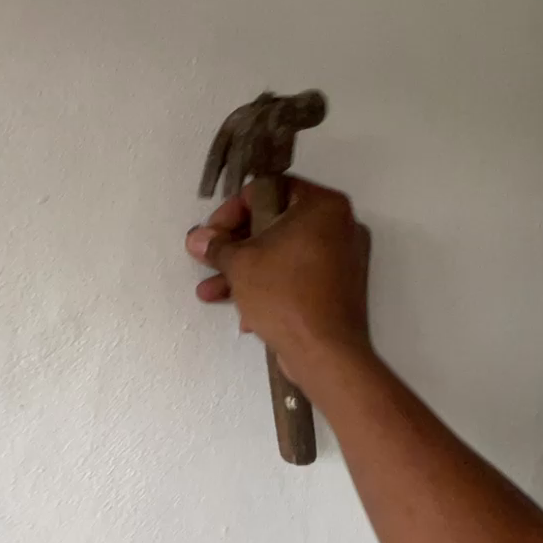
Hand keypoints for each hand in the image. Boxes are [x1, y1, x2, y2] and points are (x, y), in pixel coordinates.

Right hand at [184, 176, 373, 387]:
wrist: (325, 352)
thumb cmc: (285, 296)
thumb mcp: (240, 264)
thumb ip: (218, 247)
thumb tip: (199, 239)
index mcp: (323, 206)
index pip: (269, 190)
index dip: (232, 210)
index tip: (212, 233)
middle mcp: (340, 227)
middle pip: (275, 225)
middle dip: (236, 247)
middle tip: (209, 260)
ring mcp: (343, 260)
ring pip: (283, 256)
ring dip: (246, 272)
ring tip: (212, 292)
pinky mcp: (338, 290)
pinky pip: (297, 278)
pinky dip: (271, 288)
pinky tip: (245, 314)